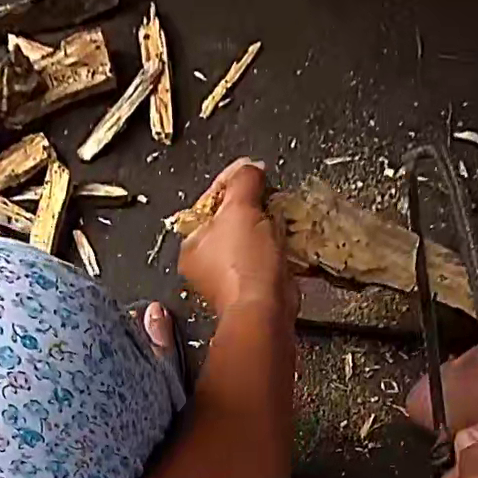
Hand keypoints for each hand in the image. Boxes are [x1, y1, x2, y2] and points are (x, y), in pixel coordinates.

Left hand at [179, 157, 295, 318]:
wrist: (264, 309)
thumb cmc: (244, 264)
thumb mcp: (240, 208)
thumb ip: (243, 180)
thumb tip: (250, 168)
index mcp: (192, 244)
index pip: (209, 200)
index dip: (232, 179)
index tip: (253, 168)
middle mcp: (206, 262)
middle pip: (230, 218)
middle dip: (251, 202)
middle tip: (268, 190)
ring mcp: (230, 276)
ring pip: (250, 235)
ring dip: (267, 221)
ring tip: (279, 210)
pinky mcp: (252, 285)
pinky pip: (265, 253)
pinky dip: (275, 242)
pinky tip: (285, 234)